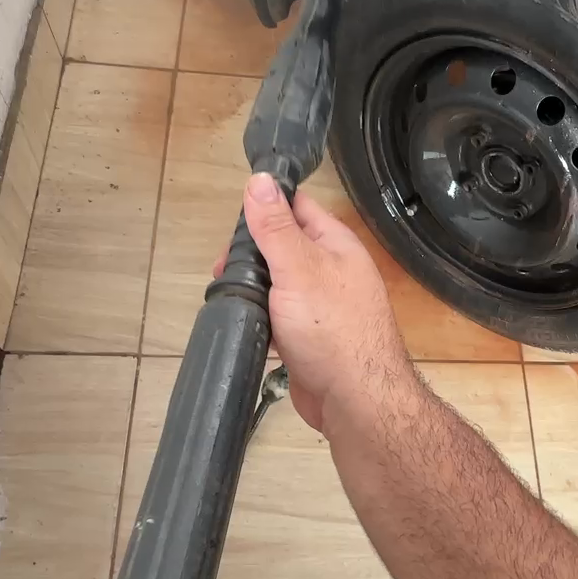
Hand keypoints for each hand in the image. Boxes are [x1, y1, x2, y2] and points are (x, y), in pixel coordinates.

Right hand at [221, 173, 413, 431]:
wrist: (355, 399)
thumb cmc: (331, 328)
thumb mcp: (298, 267)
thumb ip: (275, 226)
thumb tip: (260, 179)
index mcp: (336, 245)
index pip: (297, 208)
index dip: (265, 206)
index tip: (233, 221)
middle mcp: (331, 270)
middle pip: (282, 246)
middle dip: (250, 253)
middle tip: (222, 268)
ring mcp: (320, 306)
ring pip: (277, 283)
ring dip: (252, 287)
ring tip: (228, 295)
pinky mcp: (308, 337)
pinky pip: (278, 316)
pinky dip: (260, 317)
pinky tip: (243, 322)